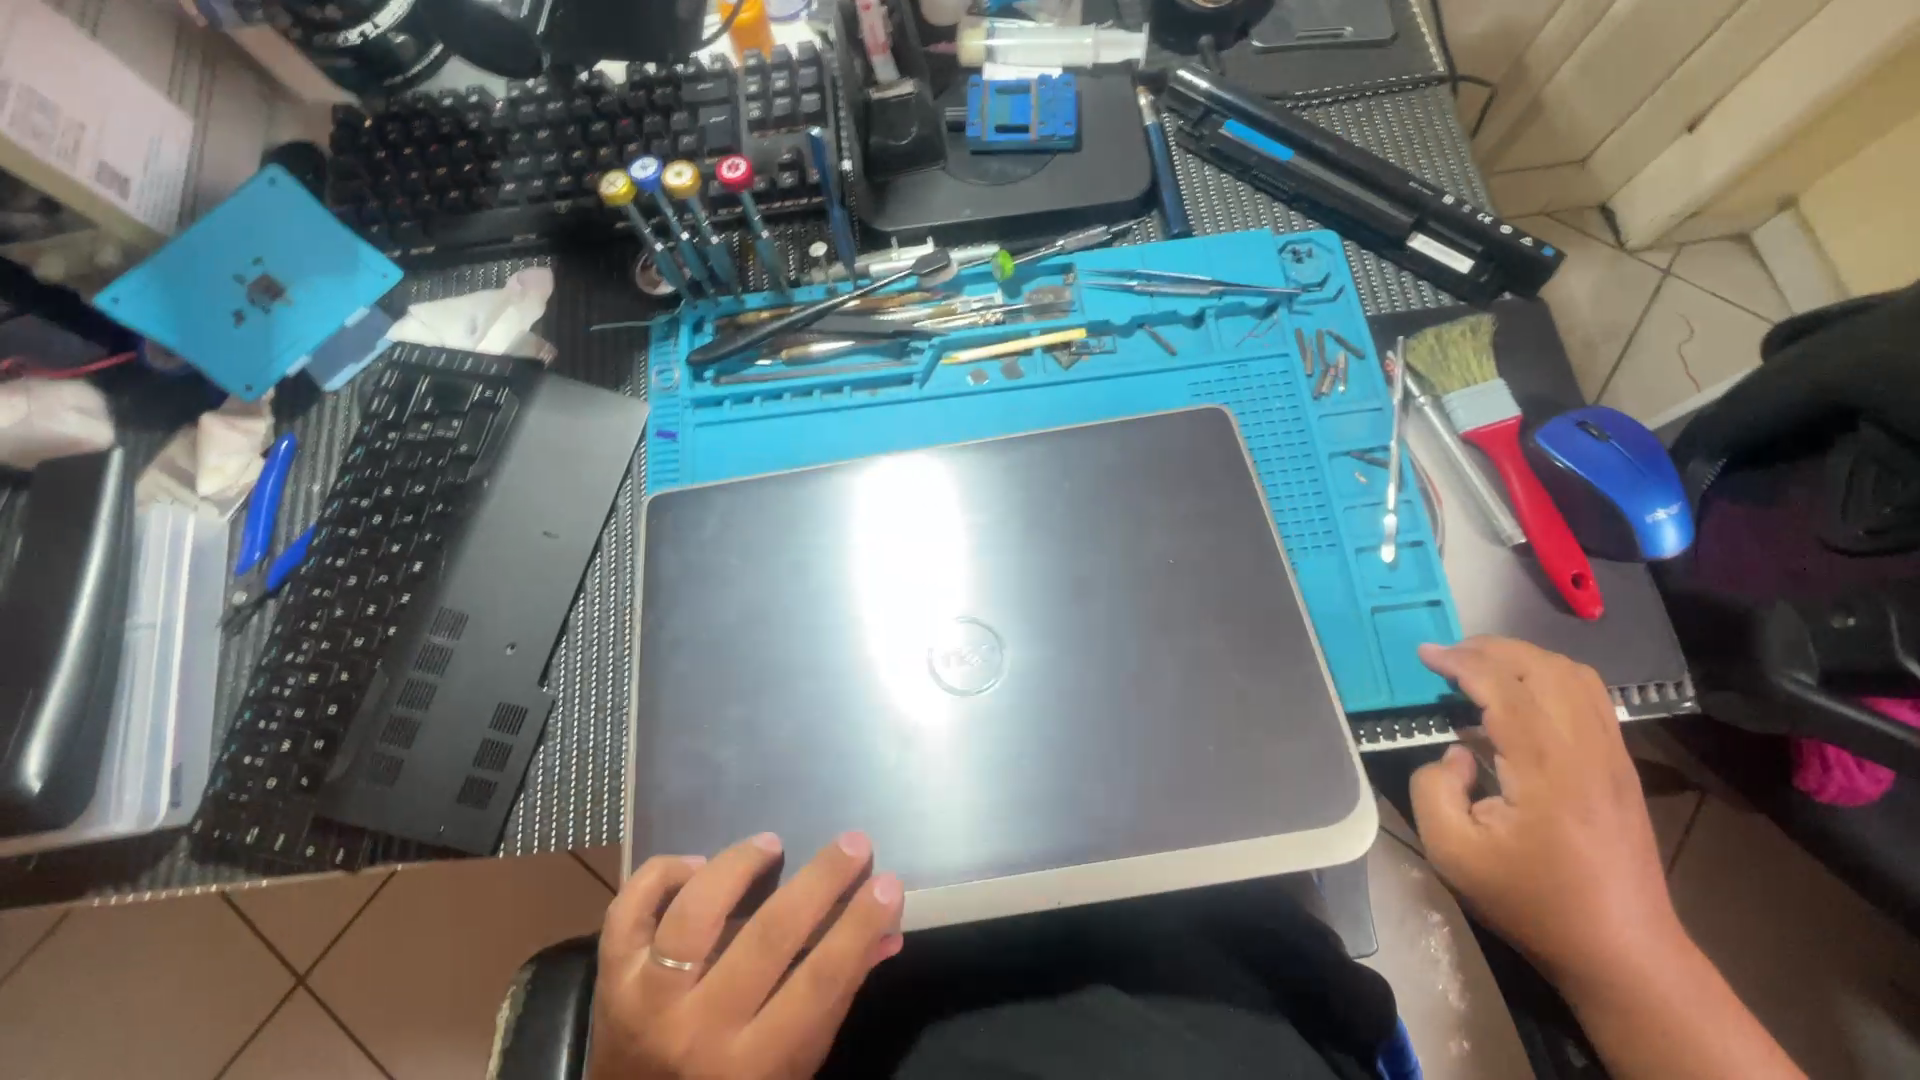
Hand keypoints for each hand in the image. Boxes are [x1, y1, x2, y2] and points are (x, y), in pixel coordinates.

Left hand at [586, 832, 904, 1079]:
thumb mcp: (793, 1066)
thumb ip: (837, 996)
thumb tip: (887, 931)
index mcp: (755, 1065)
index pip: (820, 980)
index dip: (859, 926)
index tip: (887, 882)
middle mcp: (698, 1030)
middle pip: (768, 936)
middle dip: (821, 881)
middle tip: (853, 843)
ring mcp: (646, 1002)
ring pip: (695, 913)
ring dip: (739, 867)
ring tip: (771, 844)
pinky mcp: (609, 980)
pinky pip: (628, 911)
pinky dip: (660, 875)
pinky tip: (696, 865)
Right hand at [1409, 637, 1683, 988]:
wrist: (1620, 949)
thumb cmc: (1531, 901)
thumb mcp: (1452, 853)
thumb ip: (1433, 788)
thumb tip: (1456, 754)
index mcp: (1548, 767)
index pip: (1504, 685)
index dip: (1461, 661)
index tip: (1424, 656)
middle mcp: (1588, 750)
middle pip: (1546, 666)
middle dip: (1492, 648)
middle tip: (1448, 657)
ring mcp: (1613, 757)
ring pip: (1576, 677)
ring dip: (1524, 660)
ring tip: (1480, 670)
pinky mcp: (1621, 768)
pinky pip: (1589, 700)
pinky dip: (1548, 680)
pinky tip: (1517, 703)